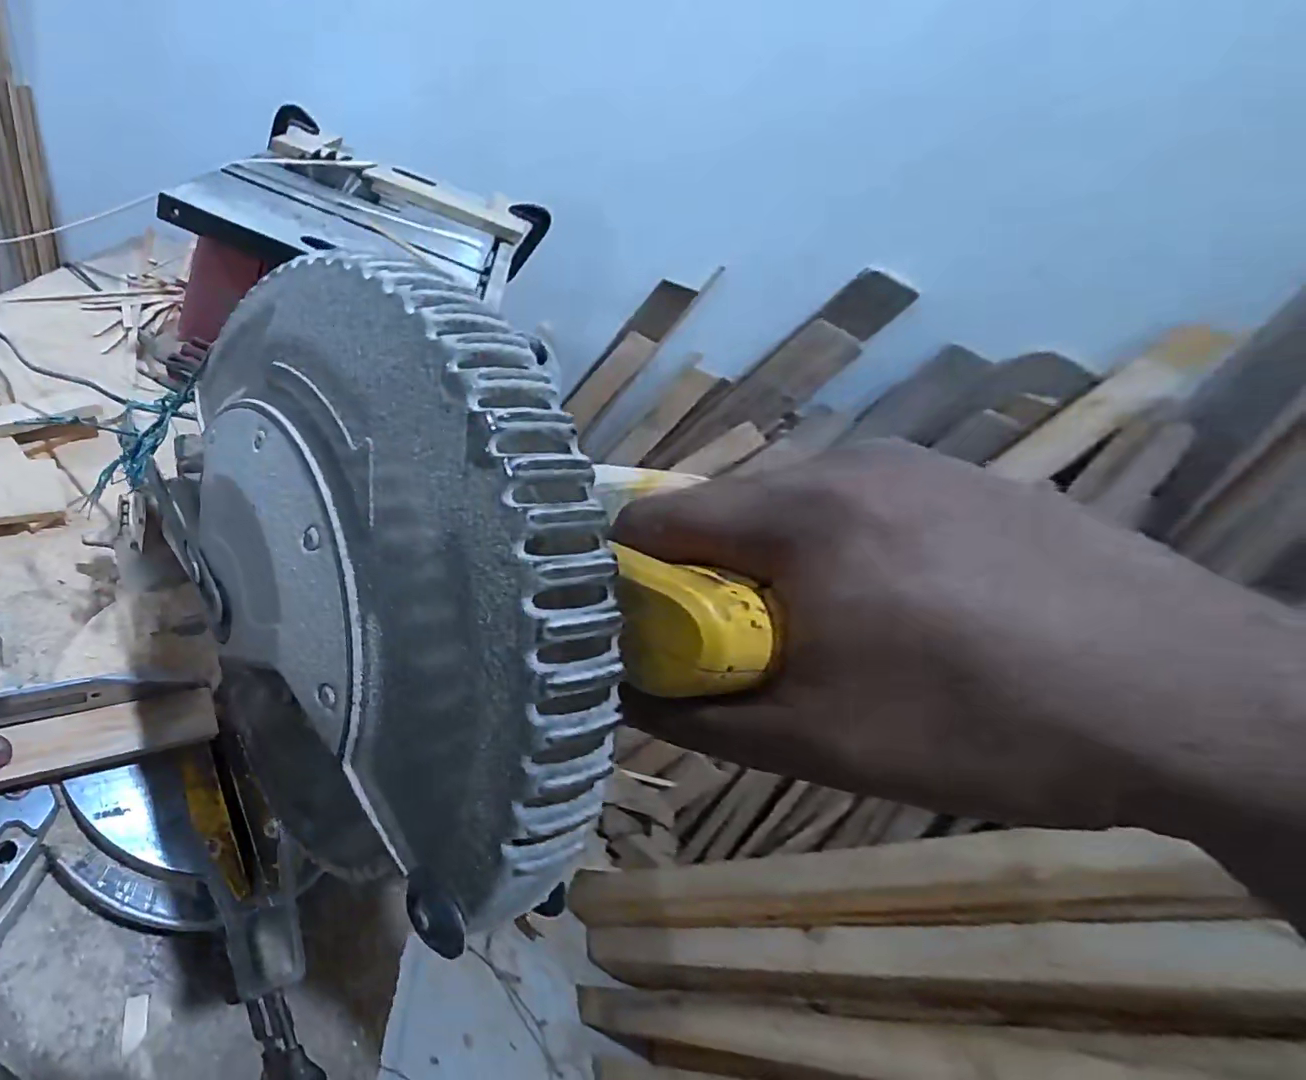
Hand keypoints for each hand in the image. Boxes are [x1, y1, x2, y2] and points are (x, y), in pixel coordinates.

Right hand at [613, 441, 1305, 836]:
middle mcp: (843, 464)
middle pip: (716, 507)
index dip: (622, 570)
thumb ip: (694, 716)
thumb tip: (618, 697)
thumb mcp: (813, 741)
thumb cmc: (983, 724)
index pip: (652, 517)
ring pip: (783, 502)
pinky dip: (829, 545)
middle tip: (726, 639)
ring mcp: (912, 464)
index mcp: (795, 514)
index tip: (636, 622)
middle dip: (697, 570)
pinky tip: (885, 603)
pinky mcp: (965, 479)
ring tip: (809, 625)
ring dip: (763, 557)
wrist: (1223, 712)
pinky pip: (851, 501)